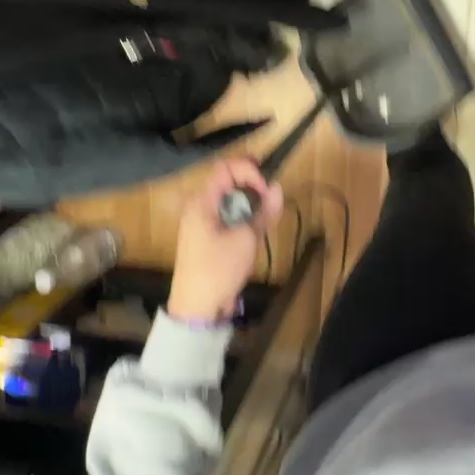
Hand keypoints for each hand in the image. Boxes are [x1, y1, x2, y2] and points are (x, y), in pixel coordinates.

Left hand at [167, 159, 282, 321]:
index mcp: (202, 202)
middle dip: (252, 186)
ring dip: (250, 203)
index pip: (226, 168)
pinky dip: (243, 217)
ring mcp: (202, 222)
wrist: (197, 307)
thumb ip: (263, 212)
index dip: (249, 171)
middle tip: (271, 202)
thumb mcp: (246, 239)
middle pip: (227, 182)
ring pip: (229, 200)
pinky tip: (256, 230)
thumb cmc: (218, 270)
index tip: (267, 190)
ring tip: (266, 218)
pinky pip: (227, 216)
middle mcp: (198, 207)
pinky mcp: (208, 237)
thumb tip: (277, 188)